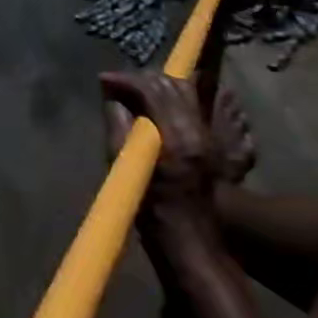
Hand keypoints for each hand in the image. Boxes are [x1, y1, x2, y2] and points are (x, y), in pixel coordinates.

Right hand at [100, 71, 216, 227]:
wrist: (190, 239)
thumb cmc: (150, 206)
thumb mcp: (125, 165)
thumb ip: (118, 125)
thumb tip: (113, 98)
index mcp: (174, 137)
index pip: (151, 90)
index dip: (125, 79)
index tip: (105, 80)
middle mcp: (196, 132)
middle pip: (171, 86)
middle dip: (142, 78)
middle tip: (119, 83)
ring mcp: (209, 138)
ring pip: (187, 93)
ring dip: (159, 85)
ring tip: (137, 89)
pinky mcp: (213, 145)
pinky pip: (196, 106)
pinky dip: (176, 96)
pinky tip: (162, 100)